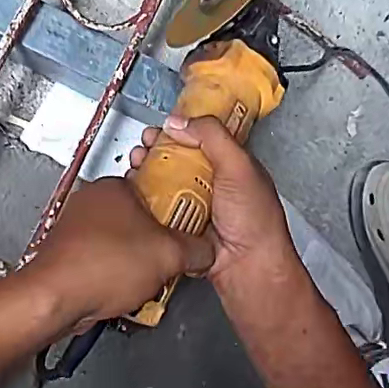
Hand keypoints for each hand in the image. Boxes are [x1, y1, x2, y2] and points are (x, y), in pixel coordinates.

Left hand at [24, 177, 213, 325]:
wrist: (55, 299)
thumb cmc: (100, 265)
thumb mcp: (168, 255)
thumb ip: (196, 249)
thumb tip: (205, 252)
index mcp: (114, 187)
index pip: (155, 189)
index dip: (176, 211)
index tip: (188, 226)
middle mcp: (91, 201)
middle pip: (139, 218)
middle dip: (156, 243)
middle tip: (170, 258)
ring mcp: (76, 227)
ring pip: (121, 242)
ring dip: (137, 262)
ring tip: (147, 279)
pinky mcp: (68, 252)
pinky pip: (103, 260)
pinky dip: (116, 274)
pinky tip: (123, 290)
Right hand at [128, 115, 295, 290]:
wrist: (246, 266)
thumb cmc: (254, 219)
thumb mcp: (238, 165)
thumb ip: (212, 136)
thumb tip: (179, 121)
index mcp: (230, 163)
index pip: (201, 137)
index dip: (180, 129)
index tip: (161, 127)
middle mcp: (211, 181)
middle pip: (176, 157)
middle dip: (155, 150)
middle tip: (143, 148)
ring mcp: (194, 203)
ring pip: (163, 181)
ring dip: (145, 171)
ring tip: (135, 167)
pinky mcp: (179, 223)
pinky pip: (157, 206)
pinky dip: (143, 198)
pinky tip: (134, 191)